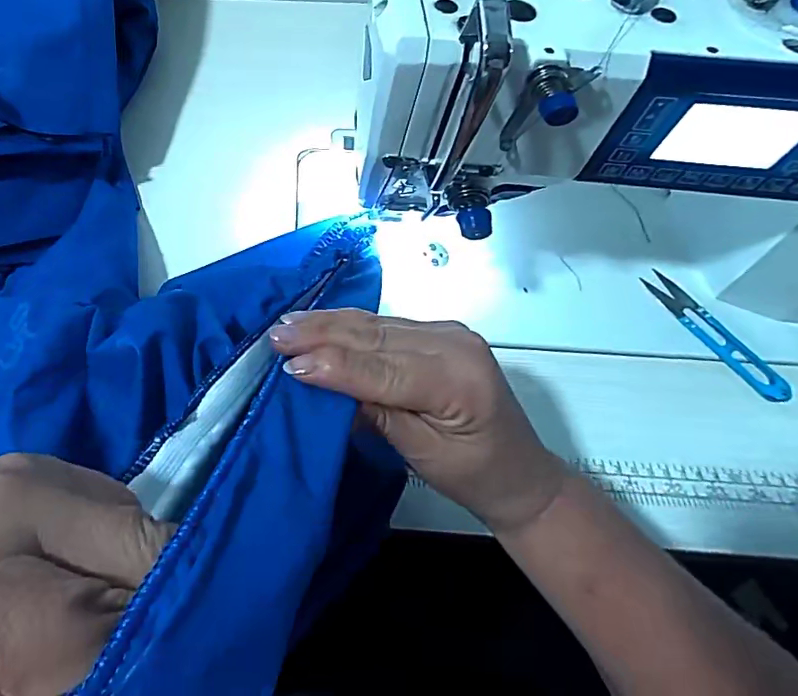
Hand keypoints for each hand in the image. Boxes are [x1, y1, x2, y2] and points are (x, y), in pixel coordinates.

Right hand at [271, 308, 568, 532]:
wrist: (521, 472)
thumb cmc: (474, 475)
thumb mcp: (421, 454)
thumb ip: (375, 411)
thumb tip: (320, 380)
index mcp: (457, 378)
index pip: (383, 367)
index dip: (333, 363)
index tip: (288, 362)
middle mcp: (453, 342)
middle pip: (375, 335)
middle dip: (321, 333)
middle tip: (276, 332)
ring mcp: (446, 331)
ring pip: (374, 324)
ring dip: (328, 323)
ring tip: (287, 322)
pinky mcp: (436, 330)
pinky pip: (383, 325)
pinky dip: (347, 326)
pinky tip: (319, 322)